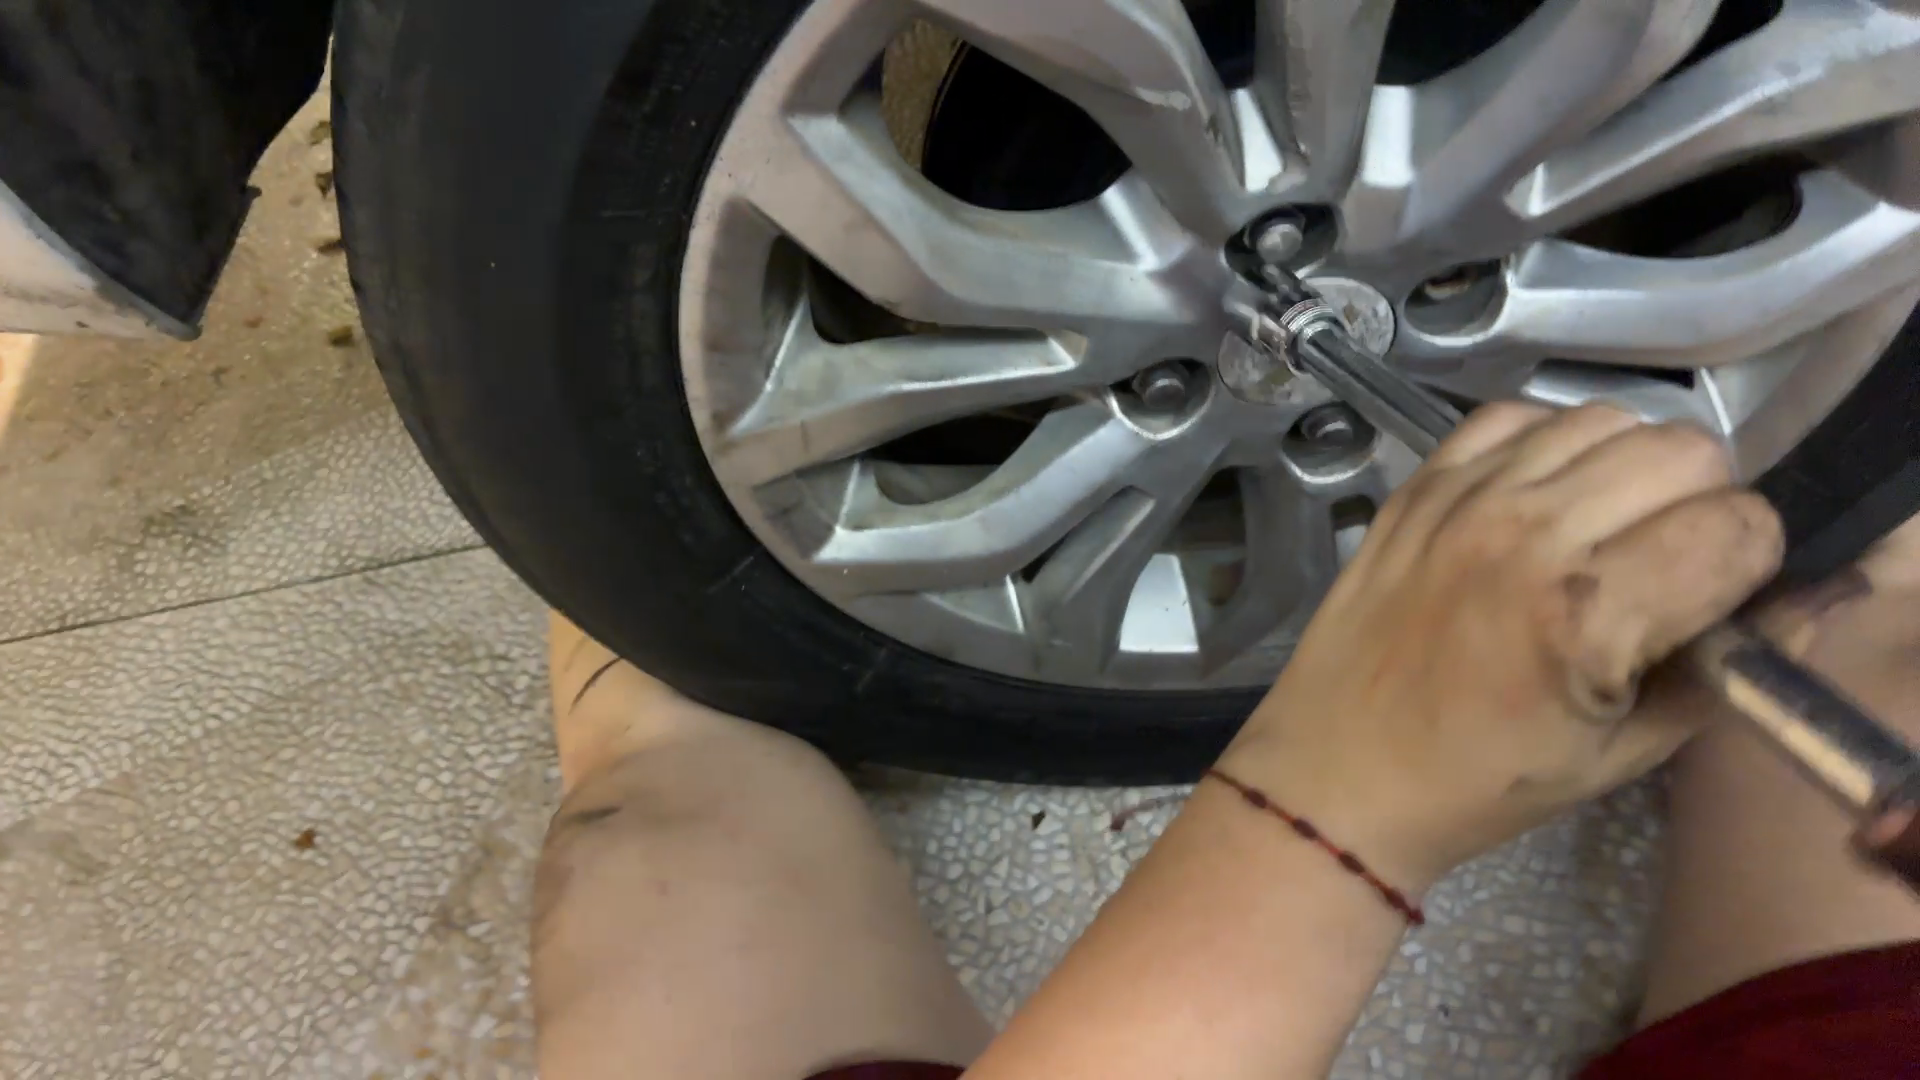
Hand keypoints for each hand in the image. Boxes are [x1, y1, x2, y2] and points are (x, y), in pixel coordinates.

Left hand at [1218, 403, 1784, 890]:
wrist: (1341, 763)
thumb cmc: (1476, 777)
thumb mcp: (1622, 753)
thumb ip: (1715, 670)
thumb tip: (1779, 600)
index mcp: (1585, 611)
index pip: (1737, 524)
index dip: (1747, 559)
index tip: (1712, 593)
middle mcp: (1522, 535)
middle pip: (1678, 451)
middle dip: (1696, 501)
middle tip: (1657, 556)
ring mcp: (1457, 504)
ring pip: (1596, 420)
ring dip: (1621, 463)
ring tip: (1595, 522)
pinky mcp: (1410, 493)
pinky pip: (1502, 418)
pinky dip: (1537, 440)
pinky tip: (1531, 490)